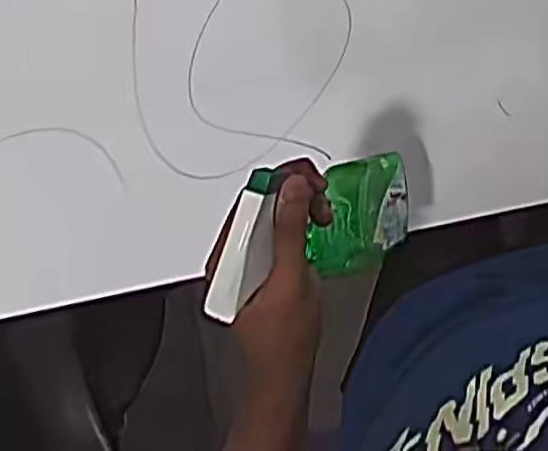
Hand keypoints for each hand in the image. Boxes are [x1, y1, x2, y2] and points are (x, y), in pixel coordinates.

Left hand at [205, 159, 333, 388]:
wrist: (286, 368)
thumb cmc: (285, 335)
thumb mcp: (291, 277)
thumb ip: (289, 229)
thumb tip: (292, 187)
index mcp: (227, 260)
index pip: (249, 201)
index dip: (281, 182)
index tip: (311, 178)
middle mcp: (232, 254)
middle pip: (260, 201)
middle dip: (295, 191)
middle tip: (321, 196)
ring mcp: (247, 256)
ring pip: (272, 209)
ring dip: (301, 202)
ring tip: (321, 214)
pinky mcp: (263, 258)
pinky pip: (279, 223)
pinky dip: (301, 215)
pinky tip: (314, 222)